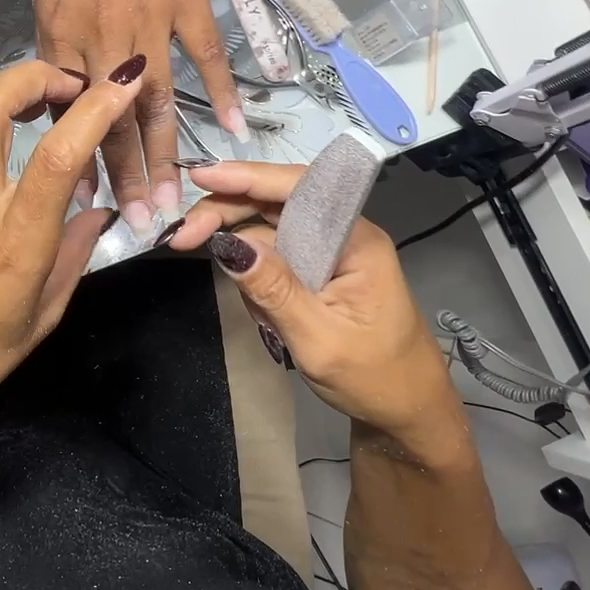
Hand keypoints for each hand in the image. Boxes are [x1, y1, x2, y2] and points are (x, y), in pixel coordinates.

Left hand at [34, 0, 241, 235]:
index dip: (78, 161)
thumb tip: (63, 91)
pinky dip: (221, 91)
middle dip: (127, 176)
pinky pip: (206, 54)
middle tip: (140, 222)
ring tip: (177, 198)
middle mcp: (105, 34)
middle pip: (115, 120)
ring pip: (159, 100)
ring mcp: (151, 17)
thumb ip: (55, 41)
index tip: (84, 203)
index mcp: (61, 32)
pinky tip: (232, 130)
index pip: (69, 114)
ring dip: (168, 153)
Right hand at [165, 162, 464, 456]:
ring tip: (228, 286)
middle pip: (273, 202)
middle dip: (226, 213)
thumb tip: (228, 245)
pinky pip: (272, 254)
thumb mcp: (320, 340)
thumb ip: (275, 290)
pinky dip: (253, 274)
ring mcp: (326, 251)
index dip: (249, 177)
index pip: (299, 188)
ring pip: (266, 228)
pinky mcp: (314, 269)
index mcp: (356, 240)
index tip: (202, 178)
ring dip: (237, 249)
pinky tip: (260, 310)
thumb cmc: (376, 378)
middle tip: (181, 237)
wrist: (409, 413)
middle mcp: (341, 234)